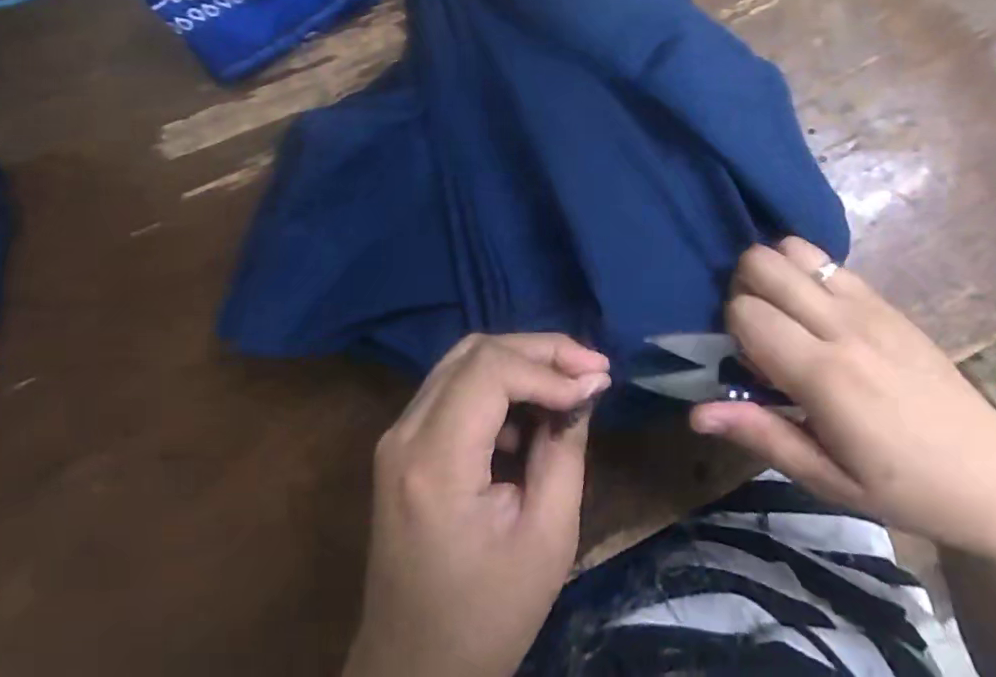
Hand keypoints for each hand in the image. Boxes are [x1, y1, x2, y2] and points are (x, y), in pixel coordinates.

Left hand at [344, 334, 611, 676]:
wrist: (413, 670)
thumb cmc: (487, 615)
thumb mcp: (547, 536)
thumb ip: (565, 449)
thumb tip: (585, 388)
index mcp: (435, 461)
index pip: (491, 369)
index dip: (549, 367)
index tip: (596, 386)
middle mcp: (405, 434)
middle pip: (475, 352)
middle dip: (540, 351)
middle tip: (592, 369)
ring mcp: (398, 438)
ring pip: (463, 363)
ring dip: (520, 364)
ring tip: (570, 386)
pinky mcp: (404, 449)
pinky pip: (453, 391)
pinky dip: (498, 388)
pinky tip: (532, 416)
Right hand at [690, 239, 995, 567]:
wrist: (991, 475)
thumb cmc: (903, 489)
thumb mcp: (827, 480)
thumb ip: (761, 435)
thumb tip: (696, 412)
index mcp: (825, 374)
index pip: (745, 312)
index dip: (731, 331)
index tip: (747, 364)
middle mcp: (844, 324)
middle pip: (762, 263)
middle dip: (742, 288)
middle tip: (757, 333)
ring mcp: (870, 305)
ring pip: (794, 248)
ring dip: (774, 272)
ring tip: (784, 316)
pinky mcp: (888, 301)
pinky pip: (831, 262)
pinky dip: (807, 273)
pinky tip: (816, 313)